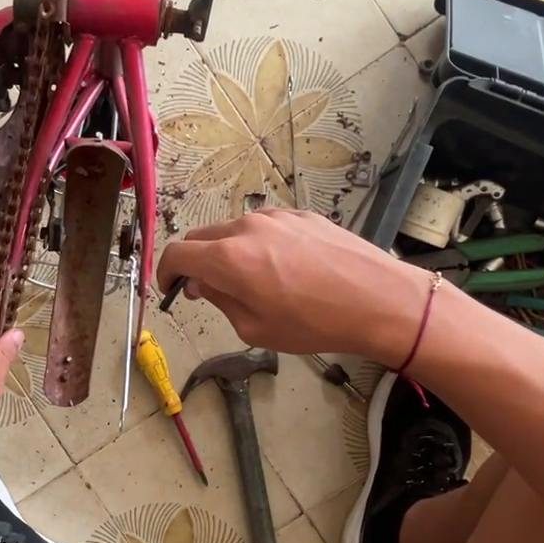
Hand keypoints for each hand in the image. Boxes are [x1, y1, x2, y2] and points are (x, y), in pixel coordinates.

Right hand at [155, 209, 432, 359]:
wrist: (379, 299)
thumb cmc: (315, 323)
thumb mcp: (255, 327)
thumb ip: (220, 300)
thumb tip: (204, 285)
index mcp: (229, 258)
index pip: (177, 254)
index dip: (165, 273)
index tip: (171, 290)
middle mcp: (247, 228)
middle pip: (201, 238)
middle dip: (195, 263)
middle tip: (205, 291)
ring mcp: (277, 217)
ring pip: (233, 230)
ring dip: (226, 252)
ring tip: (248, 282)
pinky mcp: (302, 215)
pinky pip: (265, 227)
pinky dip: (256, 244)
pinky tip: (281, 270)